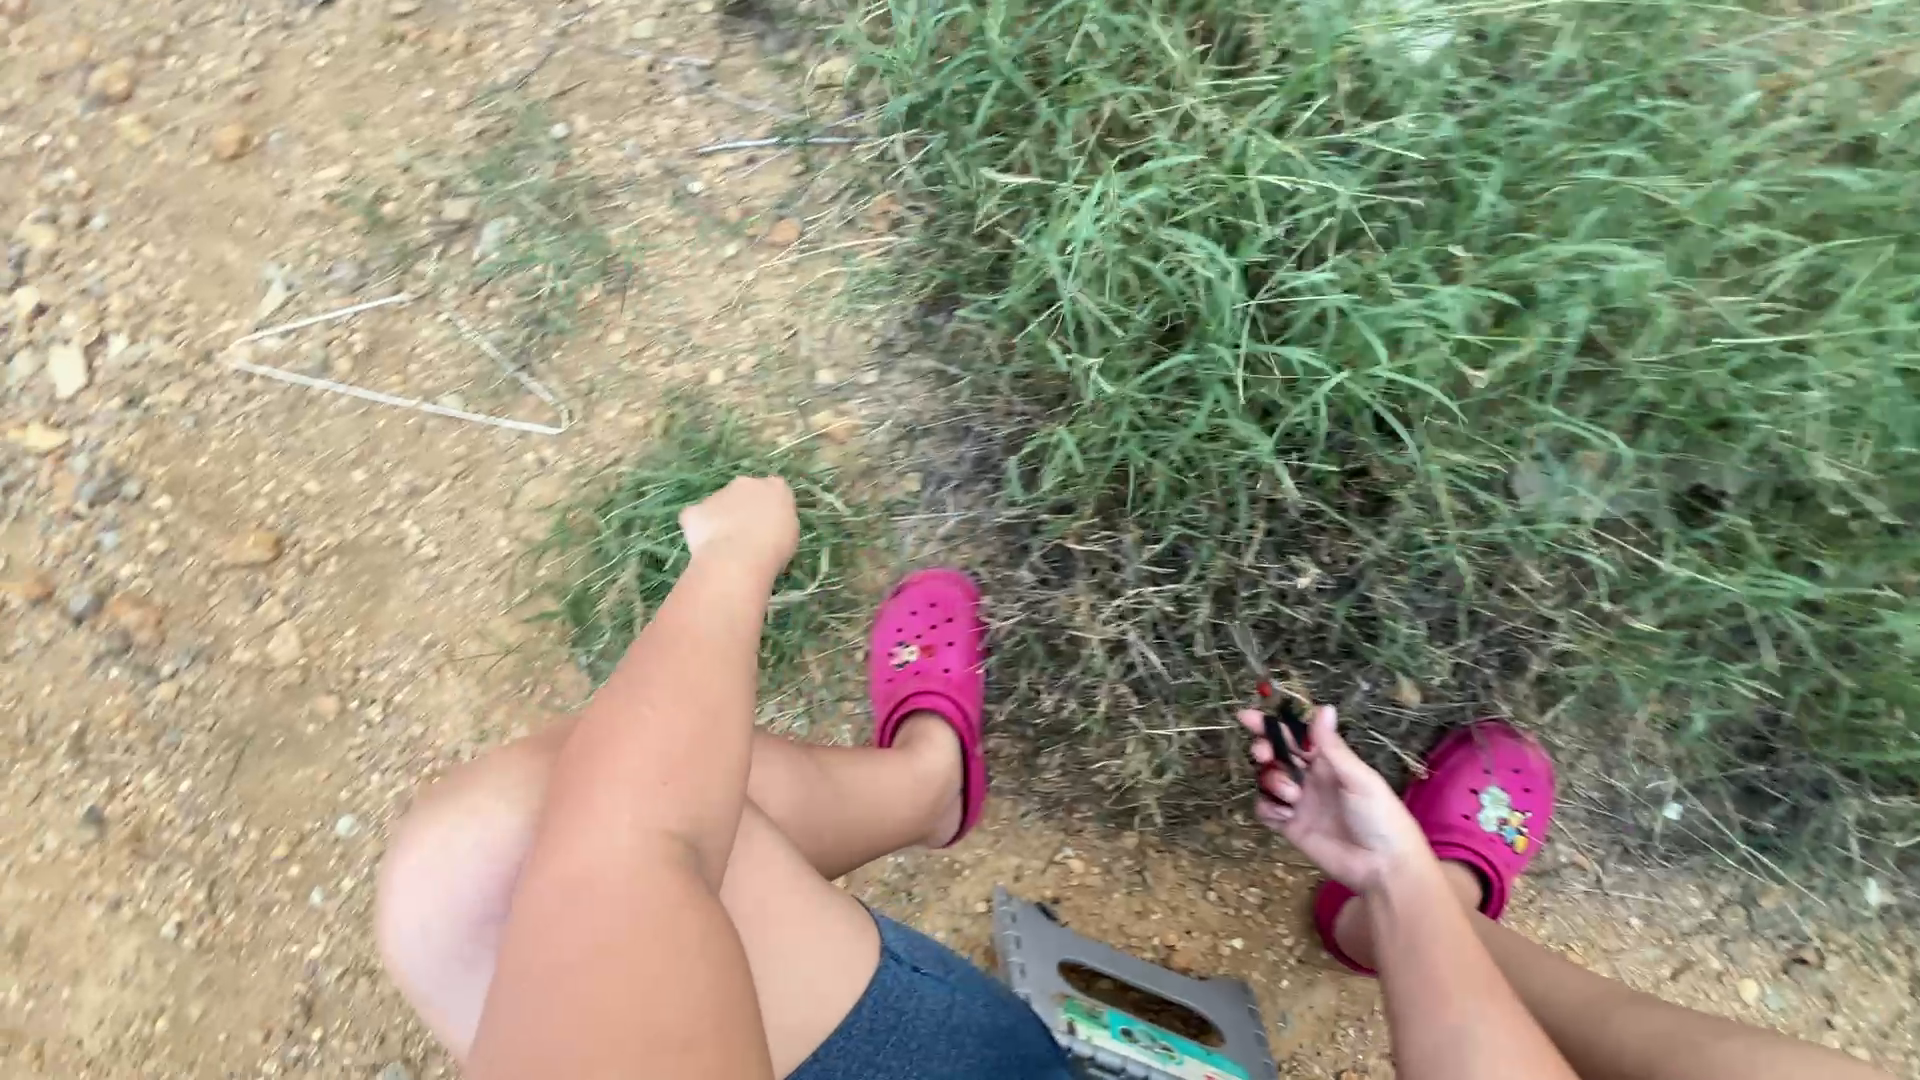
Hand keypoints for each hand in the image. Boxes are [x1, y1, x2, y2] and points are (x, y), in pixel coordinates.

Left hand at [679, 476, 799, 573]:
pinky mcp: (694, 510)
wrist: (738, 559)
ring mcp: (717, 495)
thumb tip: (767, 524)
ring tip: (726, 547)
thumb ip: (778, 521)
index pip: (774, 489)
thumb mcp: (790, 534)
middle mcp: (745, 484)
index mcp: (775, 488)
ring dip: (722, 519)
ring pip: (719, 505)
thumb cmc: (773, 549)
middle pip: (744, 492)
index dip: (770, 507)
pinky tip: (707, 548)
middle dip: (743, 508)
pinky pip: (698, 519)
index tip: (770, 524)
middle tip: (747, 534)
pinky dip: (700, 530)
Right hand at [1241, 705, 1435, 895]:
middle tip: (1265, 755)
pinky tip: (1285, 815)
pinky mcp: (1290, 826)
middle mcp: (1309, 779)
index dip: (1270, 726)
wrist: (1384, 869)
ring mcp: (1298, 803)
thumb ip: (1332, 746)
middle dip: (1264, 750)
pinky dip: (1268, 808)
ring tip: (1292, 796)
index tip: (1246, 718)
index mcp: (1327, 762)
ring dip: (1272, 781)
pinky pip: (1265, 809)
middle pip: (1274, 755)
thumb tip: (1324, 707)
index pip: (1293, 737)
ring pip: (1267, 780)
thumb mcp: (1358, 778)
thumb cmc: (1380, 817)